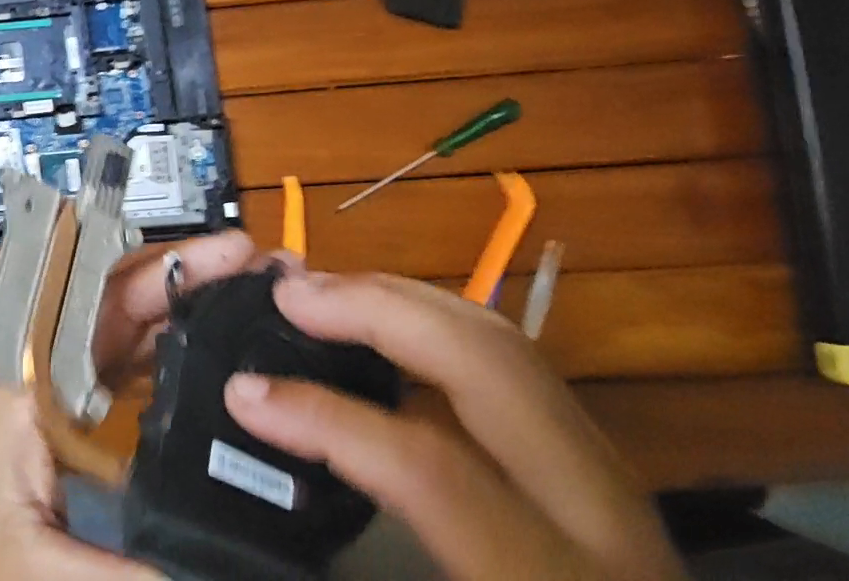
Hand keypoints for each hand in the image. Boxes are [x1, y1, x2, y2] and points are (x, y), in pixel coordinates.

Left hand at [0, 230, 254, 579]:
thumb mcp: (33, 565)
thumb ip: (120, 570)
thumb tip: (201, 562)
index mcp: (30, 382)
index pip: (99, 303)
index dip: (160, 273)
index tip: (217, 257)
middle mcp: (39, 370)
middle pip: (115, 305)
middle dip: (179, 278)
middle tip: (244, 263)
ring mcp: (48, 389)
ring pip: (117, 330)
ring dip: (172, 310)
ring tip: (233, 297)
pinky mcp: (55, 413)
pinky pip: (113, 368)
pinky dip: (156, 353)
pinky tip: (195, 355)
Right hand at [222, 272, 687, 580]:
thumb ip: (368, 558)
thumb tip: (271, 471)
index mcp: (551, 570)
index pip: (430, 467)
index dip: (327, 419)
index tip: (243, 394)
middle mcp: (597, 505)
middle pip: (487, 359)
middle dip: (377, 308)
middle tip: (286, 295)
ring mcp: (605, 472)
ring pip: (501, 341)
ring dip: (400, 301)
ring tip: (318, 295)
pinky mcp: (592, 458)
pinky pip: (505, 360)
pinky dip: (429, 325)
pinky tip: (376, 329)